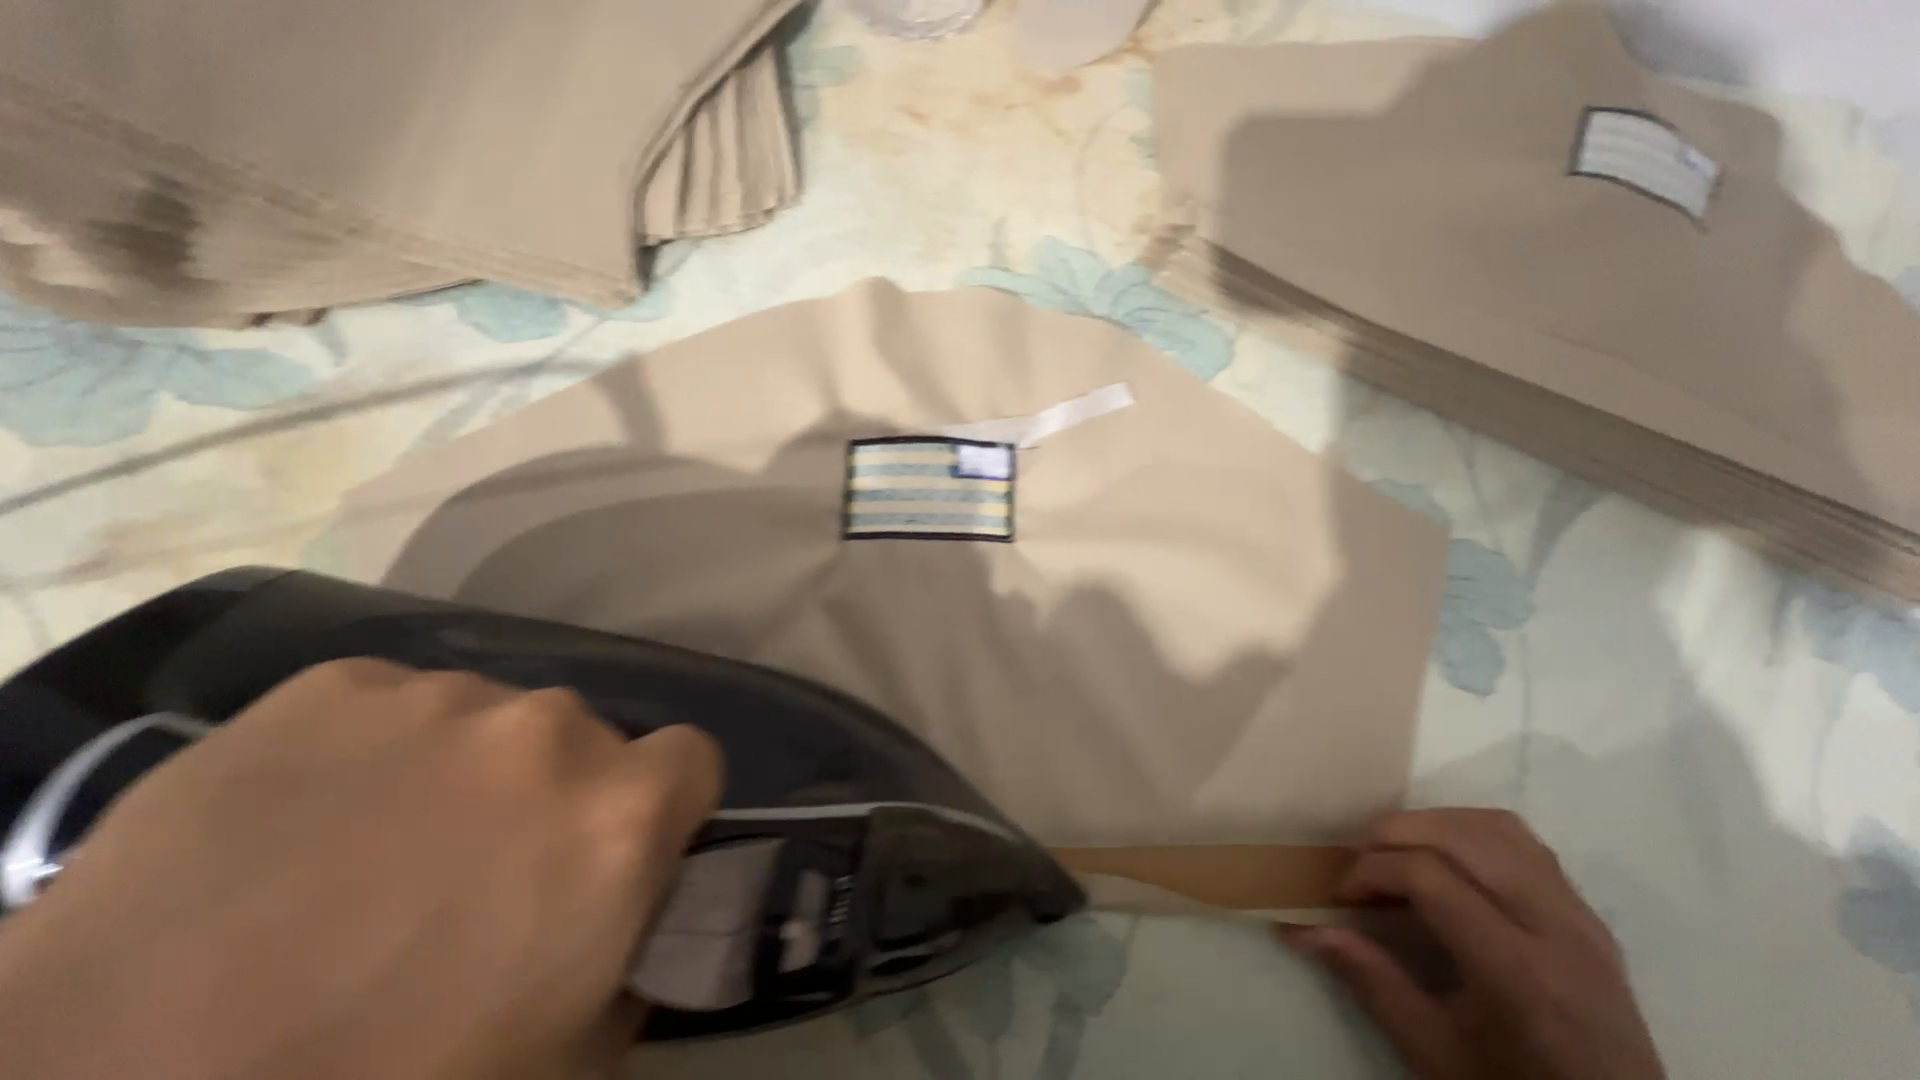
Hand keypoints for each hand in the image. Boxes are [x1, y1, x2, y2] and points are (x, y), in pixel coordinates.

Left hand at [0, 658, 722, 1079]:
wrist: (130, 1076)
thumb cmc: (395, 1077)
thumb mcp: (563, 1058)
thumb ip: (627, 970)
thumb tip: (629, 935)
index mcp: (620, 815)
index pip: (694, 758)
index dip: (667, 805)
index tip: (622, 849)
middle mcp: (548, 729)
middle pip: (585, 738)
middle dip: (555, 793)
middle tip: (481, 869)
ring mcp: (437, 696)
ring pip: (488, 716)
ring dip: (465, 768)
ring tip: (378, 846)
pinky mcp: (332, 683)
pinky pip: (390, 702)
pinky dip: (376, 749)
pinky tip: (309, 817)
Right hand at [1279, 809, 1664, 1079]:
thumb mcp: (1433, 1050)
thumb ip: (1370, 980)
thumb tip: (1304, 930)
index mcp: (1516, 971)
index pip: (1429, 876)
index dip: (1370, 871)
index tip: (1340, 896)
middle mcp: (1555, 928)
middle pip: (1462, 836)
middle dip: (1394, 833)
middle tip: (1360, 863)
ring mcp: (1580, 916)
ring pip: (1497, 827)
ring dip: (1435, 824)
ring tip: (1399, 854)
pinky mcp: (1589, 914)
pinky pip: (1527, 845)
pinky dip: (1474, 835)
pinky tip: (1448, 862)